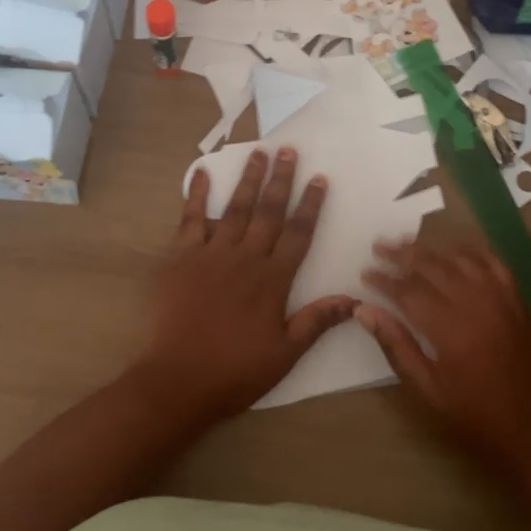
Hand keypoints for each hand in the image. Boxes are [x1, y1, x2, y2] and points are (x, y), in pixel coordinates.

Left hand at [132, 147, 357, 420]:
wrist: (177, 380)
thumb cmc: (235, 371)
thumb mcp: (284, 354)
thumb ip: (316, 322)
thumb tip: (353, 300)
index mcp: (273, 280)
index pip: (298, 234)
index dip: (311, 205)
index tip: (320, 179)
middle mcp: (246, 258)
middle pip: (269, 211)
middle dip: (281, 179)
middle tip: (289, 150)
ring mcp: (212, 254)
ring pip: (236, 209)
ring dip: (249, 179)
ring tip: (259, 152)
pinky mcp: (182, 258)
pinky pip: (191, 220)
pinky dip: (198, 195)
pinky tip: (203, 173)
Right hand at [357, 238, 530, 472]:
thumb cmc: (474, 414)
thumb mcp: (428, 389)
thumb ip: (396, 345)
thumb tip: (364, 311)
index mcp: (449, 328)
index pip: (407, 290)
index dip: (383, 279)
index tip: (364, 271)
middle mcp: (474, 302)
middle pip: (431, 265)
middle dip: (401, 254)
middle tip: (378, 246)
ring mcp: (499, 295)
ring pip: (458, 256)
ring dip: (430, 246)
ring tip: (406, 242)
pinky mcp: (516, 296)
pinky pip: (489, 260)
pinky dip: (467, 249)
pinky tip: (451, 248)